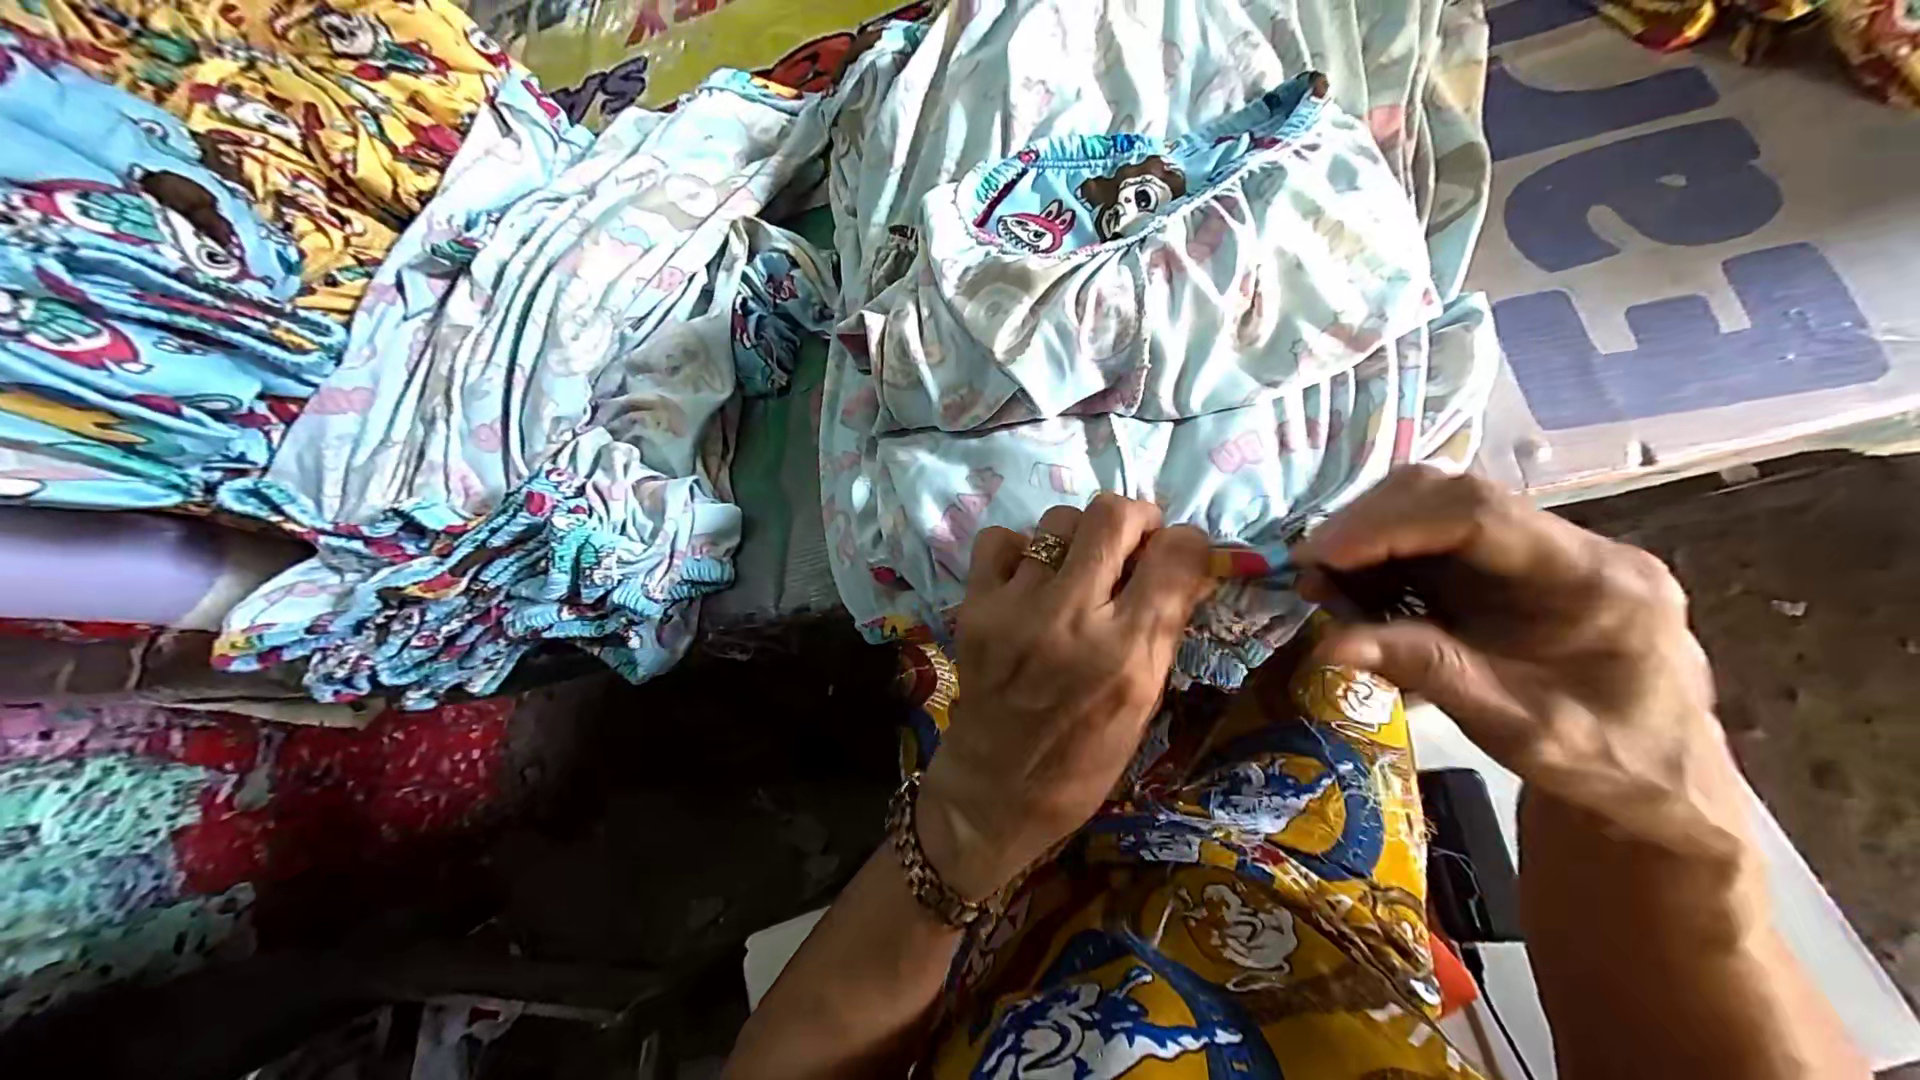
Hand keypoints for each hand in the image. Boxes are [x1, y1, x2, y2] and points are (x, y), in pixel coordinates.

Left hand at [916, 494, 1213, 900]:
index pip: (1176, 554)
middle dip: (1134, 520)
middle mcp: (1072, 618)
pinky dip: (1019, 550)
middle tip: (1131, 544)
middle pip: (1112, 514)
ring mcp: (1015, 608)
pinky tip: (1027, 578)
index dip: (1188, 542)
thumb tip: (1184, 562)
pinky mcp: (973, 608)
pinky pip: (1000, 540)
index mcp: (1127, 654)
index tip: (1178, 553)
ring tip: (1076, 568)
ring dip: (1078, 536)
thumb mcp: (1144, 701)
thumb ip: (1163, 626)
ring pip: (1058, 520)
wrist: (997, 790)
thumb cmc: (1084, 760)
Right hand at [1294, 466, 1752, 858]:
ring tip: (1323, 584)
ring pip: (1432, 505)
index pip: (1480, 515)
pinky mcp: (1503, 563)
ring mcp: (1535, 550)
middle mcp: (1568, 547)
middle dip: (1367, 525)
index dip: (1389, 526)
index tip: (1321, 556)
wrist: (1654, 779)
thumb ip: (1428, 672)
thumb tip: (1328, 645)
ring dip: (1366, 537)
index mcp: (1596, 580)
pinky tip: (1353, 591)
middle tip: (1309, 568)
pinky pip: (1426, 536)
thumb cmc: (1601, 760)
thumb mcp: (1515, 727)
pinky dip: (1377, 557)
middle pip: (1451, 495)